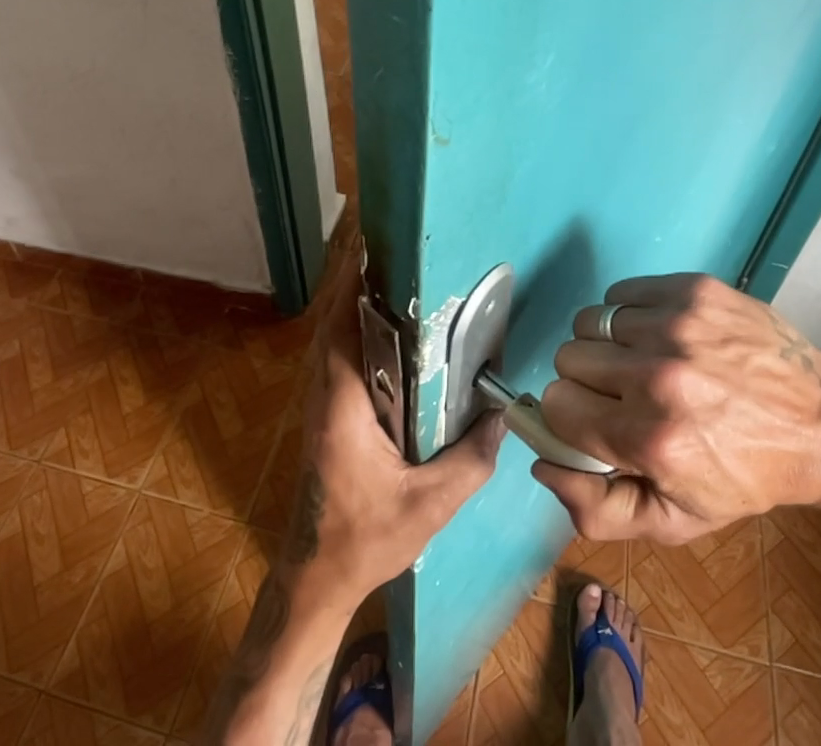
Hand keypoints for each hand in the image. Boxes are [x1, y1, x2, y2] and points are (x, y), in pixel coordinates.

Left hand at [285, 269, 506, 609]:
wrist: (317, 572)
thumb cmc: (364, 540)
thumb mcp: (428, 506)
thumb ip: (470, 462)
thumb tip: (503, 417)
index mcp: (341, 408)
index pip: (341, 329)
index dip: (353, 285)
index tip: (375, 248)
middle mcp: (324, 396)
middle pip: (333, 322)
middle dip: (355, 281)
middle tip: (392, 247)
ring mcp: (321, 404)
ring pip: (333, 338)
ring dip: (353, 302)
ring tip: (392, 272)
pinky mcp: (328, 415)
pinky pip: (339, 358)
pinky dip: (356, 330)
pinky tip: (389, 328)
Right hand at [532, 273, 820, 544]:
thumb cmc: (746, 478)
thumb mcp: (673, 520)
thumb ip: (595, 509)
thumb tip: (541, 464)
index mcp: (649, 438)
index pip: (556, 405)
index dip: (572, 418)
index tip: (599, 423)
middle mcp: (659, 376)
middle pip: (568, 359)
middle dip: (588, 381)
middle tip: (626, 396)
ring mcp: (678, 326)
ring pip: (591, 322)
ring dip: (607, 344)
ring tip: (644, 362)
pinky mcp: (695, 290)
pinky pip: (622, 292)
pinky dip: (630, 314)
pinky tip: (661, 336)